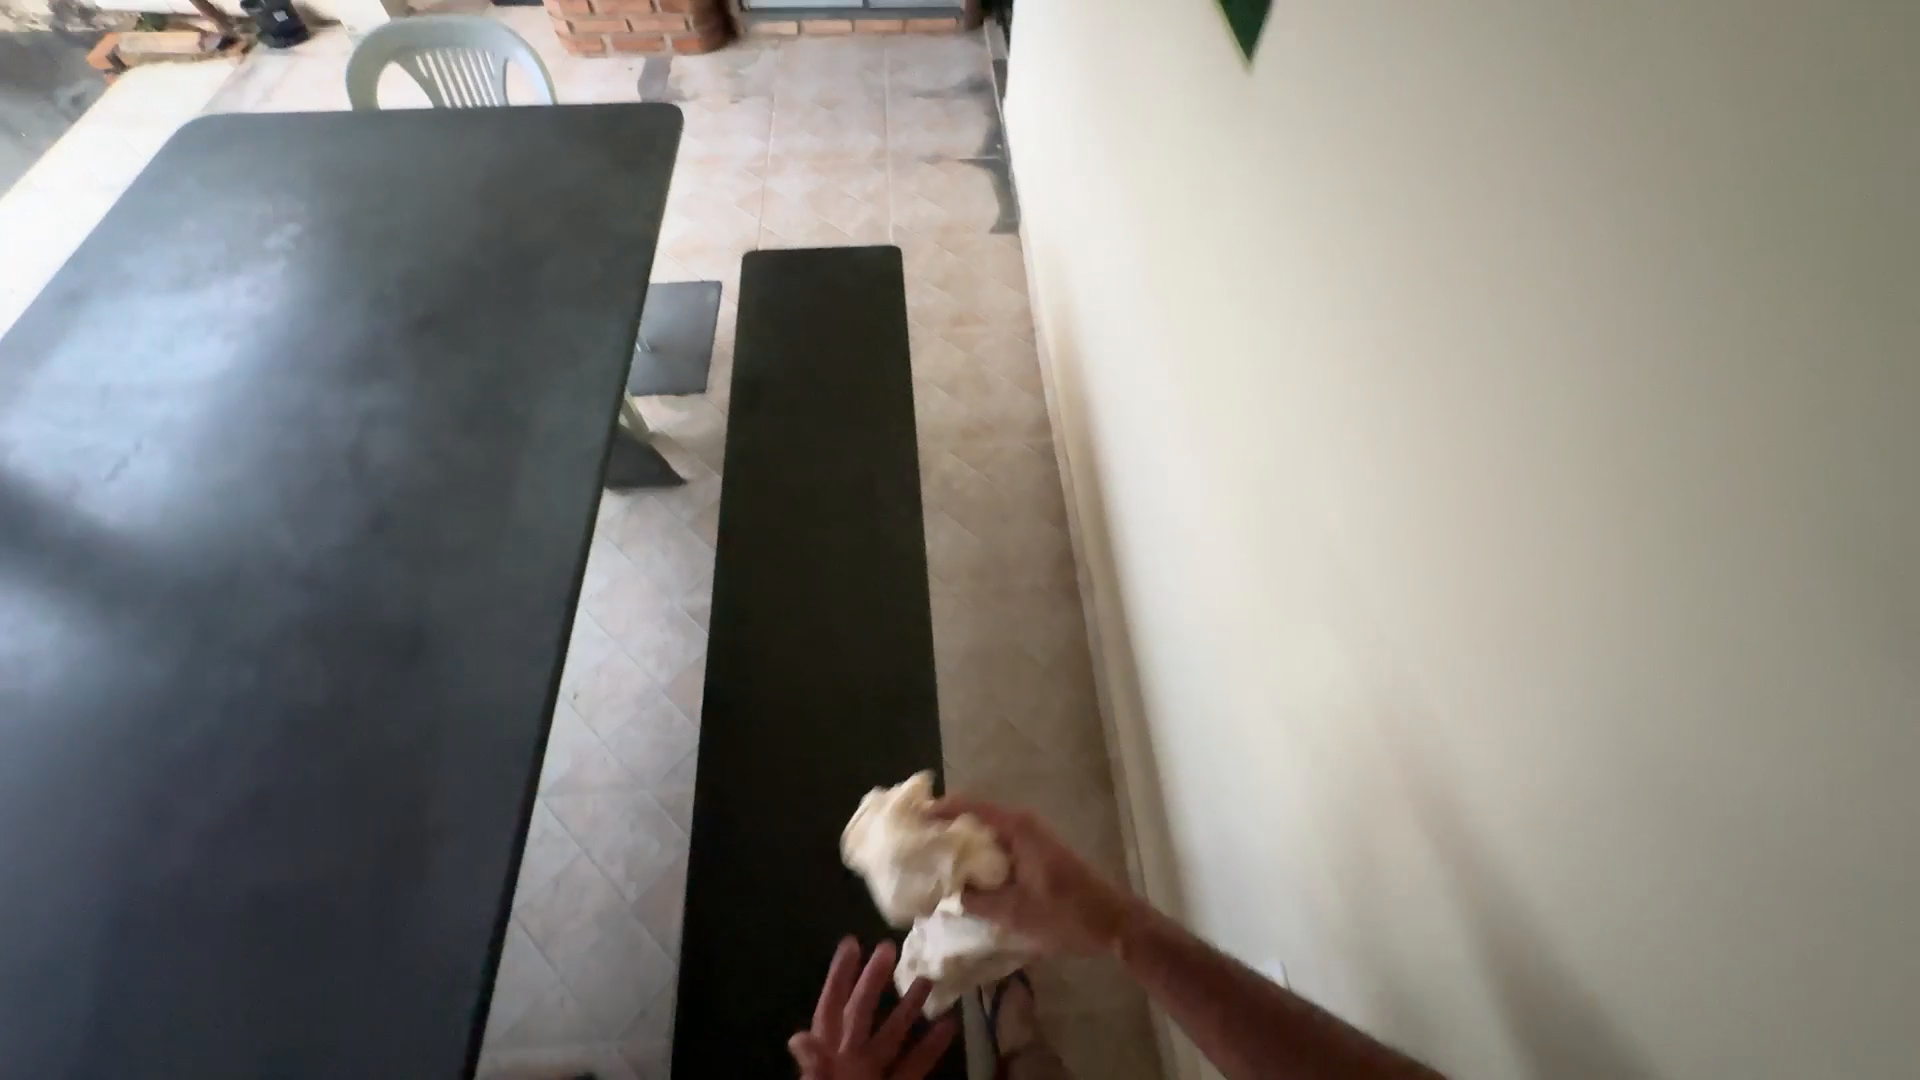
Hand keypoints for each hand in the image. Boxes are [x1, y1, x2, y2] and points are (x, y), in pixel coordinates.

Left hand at [789, 938, 958, 1079]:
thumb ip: (814, 1071)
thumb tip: (798, 1037)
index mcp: (827, 1062)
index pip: (830, 1011)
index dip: (838, 977)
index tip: (852, 942)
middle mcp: (848, 1064)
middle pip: (862, 1015)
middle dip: (875, 982)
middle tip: (892, 949)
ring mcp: (872, 1079)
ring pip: (891, 1038)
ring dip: (908, 1009)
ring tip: (928, 980)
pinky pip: (912, 1069)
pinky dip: (930, 1049)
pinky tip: (950, 1026)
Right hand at [929, 796, 1143, 955]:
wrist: (1113, 923)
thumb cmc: (1065, 914)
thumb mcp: (1015, 912)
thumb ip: (977, 900)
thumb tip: (946, 892)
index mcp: (1017, 828)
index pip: (970, 805)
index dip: (940, 808)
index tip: (913, 817)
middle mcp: (1022, 824)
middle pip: (976, 814)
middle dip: (946, 825)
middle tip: (917, 841)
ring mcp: (1030, 837)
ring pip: (987, 830)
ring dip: (963, 841)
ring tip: (933, 858)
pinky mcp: (1035, 852)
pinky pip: (998, 843)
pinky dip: (979, 853)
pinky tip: (965, 874)